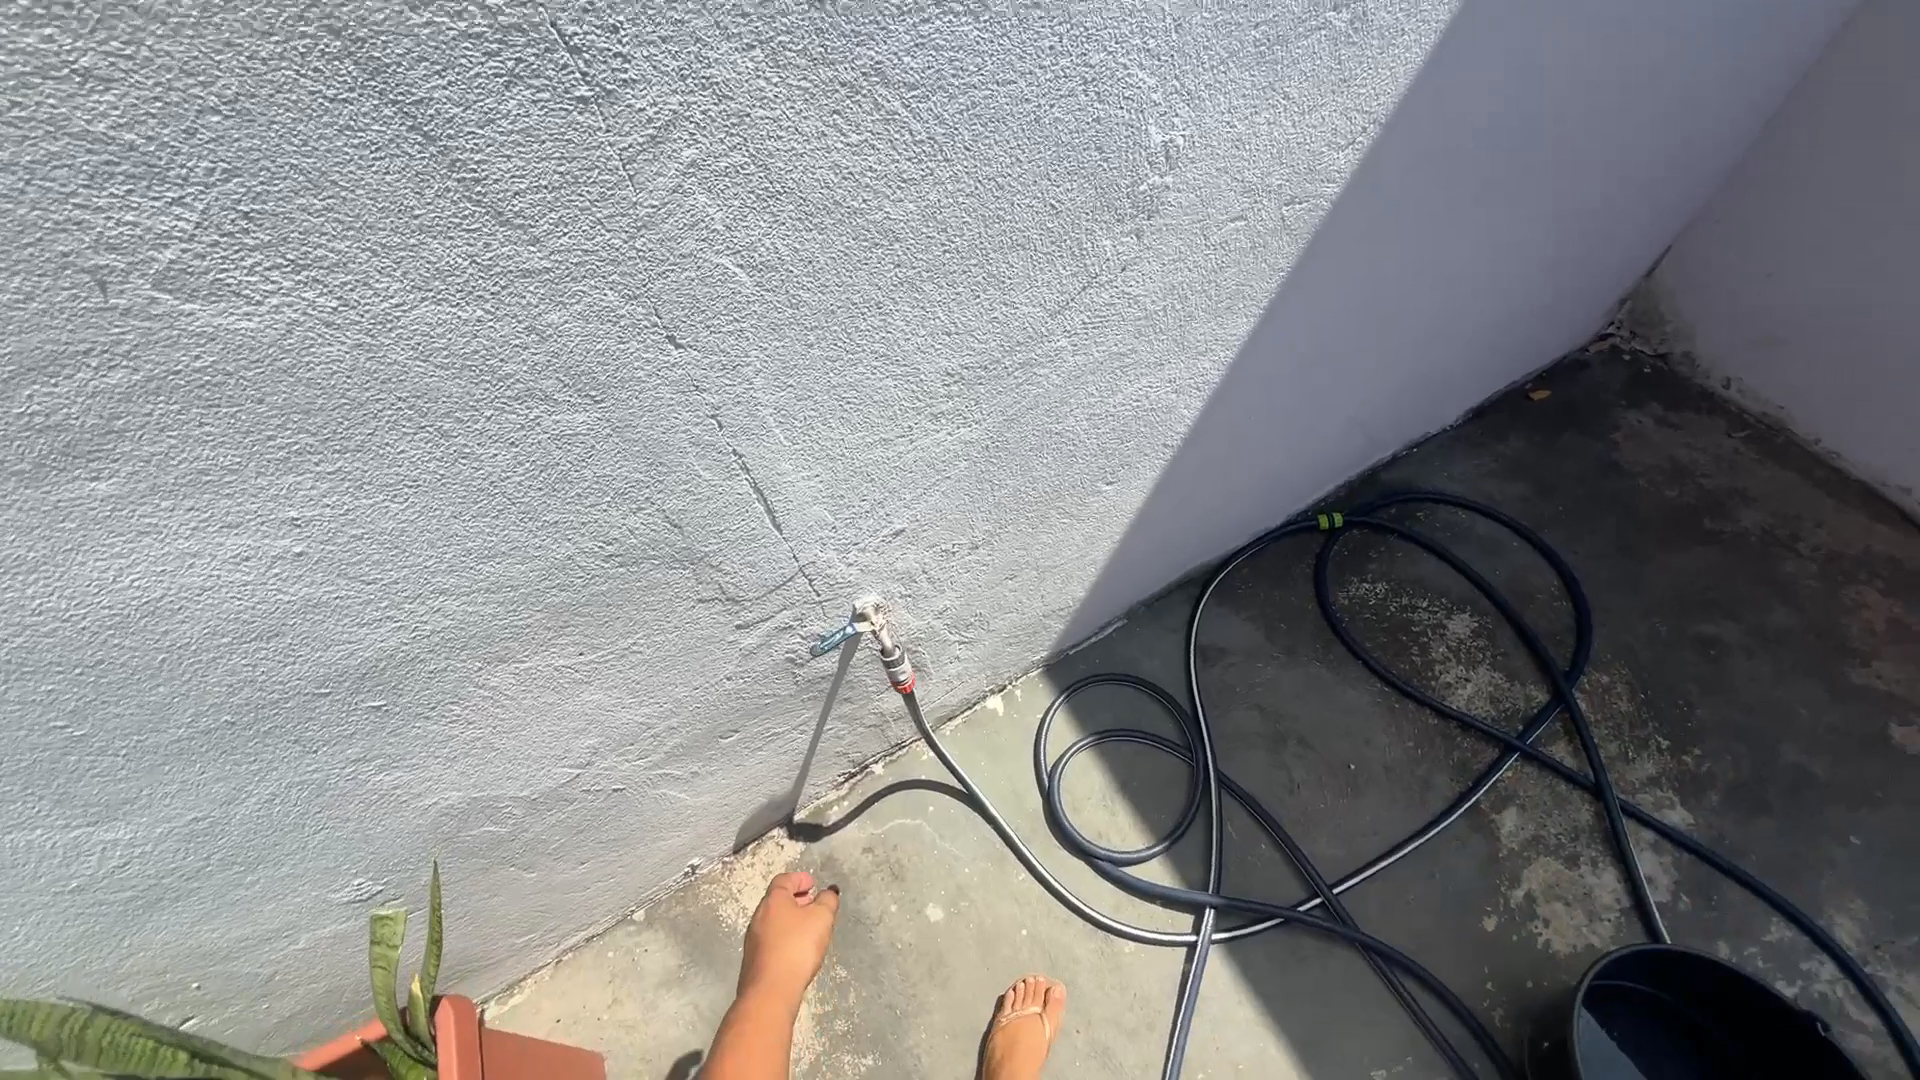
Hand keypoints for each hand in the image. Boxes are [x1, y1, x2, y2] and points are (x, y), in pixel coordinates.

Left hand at [737, 871, 840, 1005]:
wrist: (770, 991)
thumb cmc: (797, 947)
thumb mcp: (822, 918)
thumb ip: (828, 901)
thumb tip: (828, 892)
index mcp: (773, 901)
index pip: (784, 880)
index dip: (799, 879)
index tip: (812, 883)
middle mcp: (759, 916)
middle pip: (777, 900)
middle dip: (796, 899)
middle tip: (812, 903)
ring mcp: (753, 939)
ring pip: (774, 920)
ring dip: (790, 919)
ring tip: (808, 927)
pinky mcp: (754, 960)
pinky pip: (771, 939)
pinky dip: (784, 936)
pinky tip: (796, 949)